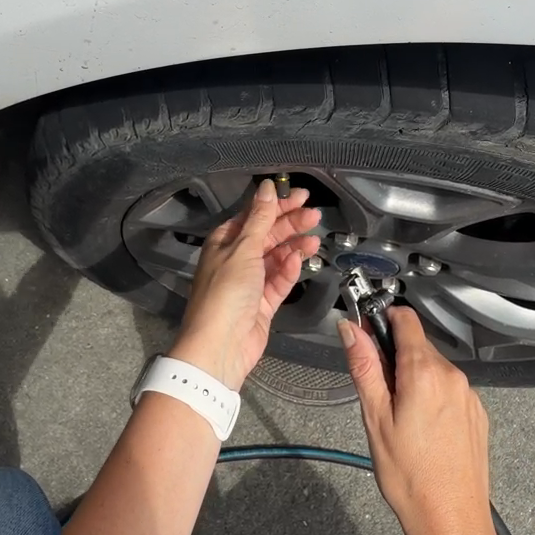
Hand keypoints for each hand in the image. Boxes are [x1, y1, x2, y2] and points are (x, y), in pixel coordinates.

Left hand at [168, 178, 319, 391]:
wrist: (220, 346)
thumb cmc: (225, 293)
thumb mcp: (243, 250)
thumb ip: (260, 219)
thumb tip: (266, 187)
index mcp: (224, 242)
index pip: (253, 216)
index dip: (276, 205)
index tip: (301, 196)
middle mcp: (235, 258)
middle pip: (267, 235)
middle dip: (290, 224)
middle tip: (314, 216)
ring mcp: (250, 281)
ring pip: (276, 257)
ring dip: (294, 246)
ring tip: (314, 239)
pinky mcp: (262, 302)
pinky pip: (279, 280)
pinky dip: (289, 270)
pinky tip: (300, 260)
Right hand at [341, 307, 492, 534]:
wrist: (451, 522)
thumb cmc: (409, 476)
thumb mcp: (374, 417)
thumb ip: (364, 366)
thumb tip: (350, 328)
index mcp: (425, 371)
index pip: (405, 318)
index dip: (381, 320)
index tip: (366, 338)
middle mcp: (453, 376)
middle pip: (417, 344)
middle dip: (394, 358)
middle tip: (379, 394)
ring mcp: (469, 395)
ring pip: (433, 368)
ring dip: (413, 378)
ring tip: (400, 418)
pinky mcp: (478, 414)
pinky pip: (449, 389)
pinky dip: (432, 396)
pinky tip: (422, 430)